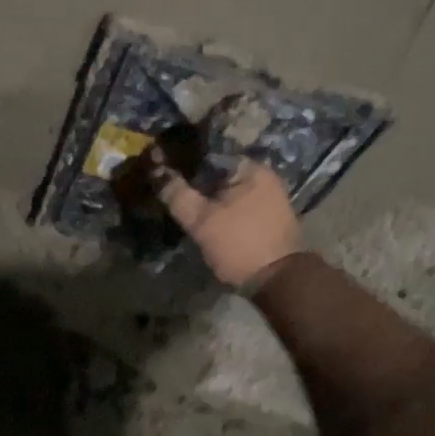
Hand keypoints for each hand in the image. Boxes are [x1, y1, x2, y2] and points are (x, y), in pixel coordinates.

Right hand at [153, 157, 302, 286]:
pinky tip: (205, 214)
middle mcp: (263, 174)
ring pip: (227, 186)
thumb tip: (155, 170)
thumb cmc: (240, 245)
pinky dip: (220, 203)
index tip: (161, 169)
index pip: (206, 153)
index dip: (181, 160)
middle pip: (217, 169)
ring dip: (207, 193)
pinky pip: (238, 199)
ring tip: (183, 201)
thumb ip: (176, 193)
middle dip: (194, 178)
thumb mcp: (200, 220)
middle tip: (169, 188)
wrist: (280, 283)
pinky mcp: (269, 213)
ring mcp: (270, 193)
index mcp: (249, 167)